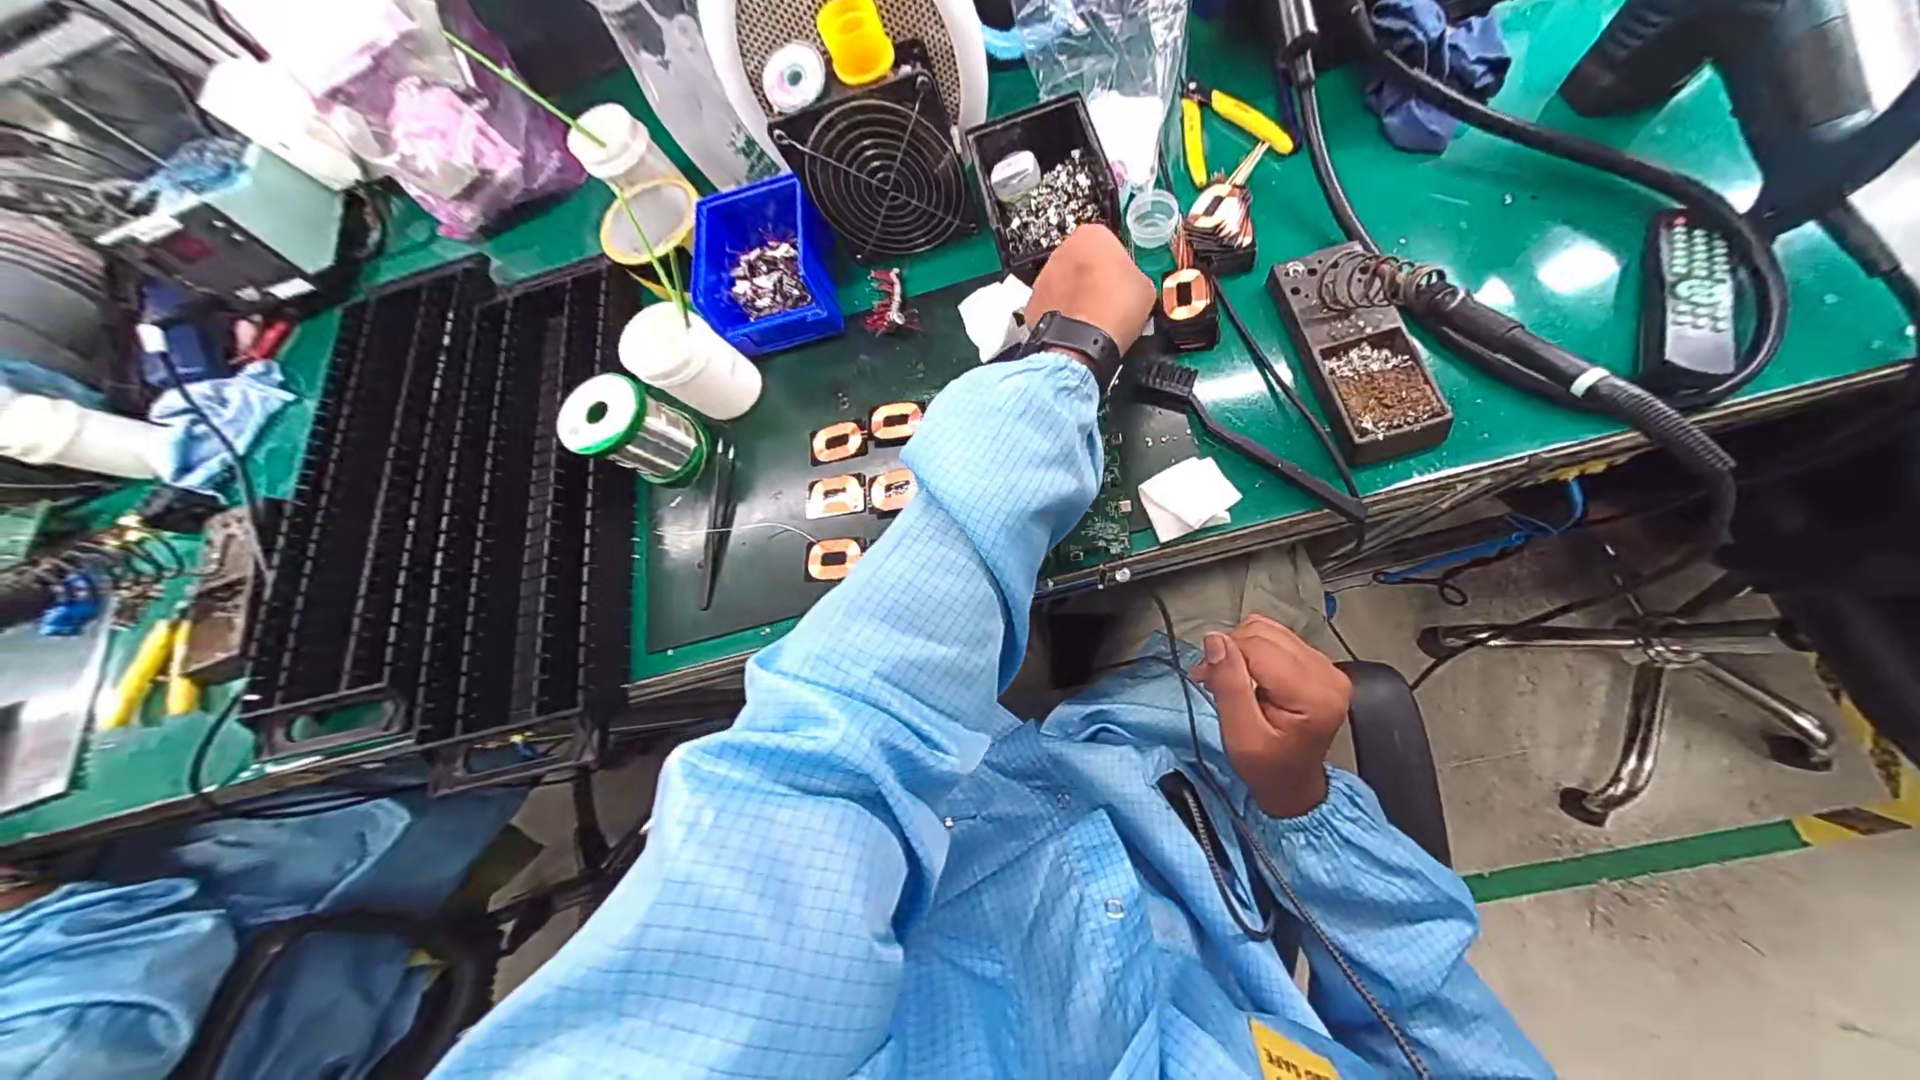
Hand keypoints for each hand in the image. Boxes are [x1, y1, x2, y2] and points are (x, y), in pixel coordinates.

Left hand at [1024, 224, 1154, 358]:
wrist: (1083, 343)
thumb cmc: (1114, 311)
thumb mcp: (1145, 287)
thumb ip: (1135, 275)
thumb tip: (1132, 284)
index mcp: (1093, 235)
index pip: (1108, 241)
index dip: (1117, 262)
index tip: (1122, 278)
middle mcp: (1062, 250)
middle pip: (1081, 260)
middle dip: (1091, 276)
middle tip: (1107, 299)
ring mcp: (1043, 276)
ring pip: (1062, 281)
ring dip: (1074, 294)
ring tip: (1091, 317)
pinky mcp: (1032, 302)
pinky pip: (1049, 304)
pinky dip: (1059, 313)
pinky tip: (1074, 326)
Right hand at [1189, 615, 1350, 817]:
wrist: (1292, 783)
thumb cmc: (1266, 767)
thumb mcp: (1239, 735)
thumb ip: (1229, 685)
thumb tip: (1215, 639)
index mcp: (1313, 694)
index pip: (1257, 646)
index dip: (1224, 656)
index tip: (1206, 679)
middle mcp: (1327, 674)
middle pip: (1262, 633)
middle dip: (1230, 651)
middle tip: (1215, 680)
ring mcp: (1326, 666)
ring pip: (1267, 629)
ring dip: (1239, 648)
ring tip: (1231, 678)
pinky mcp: (1318, 663)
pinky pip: (1275, 636)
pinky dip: (1252, 648)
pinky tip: (1247, 673)